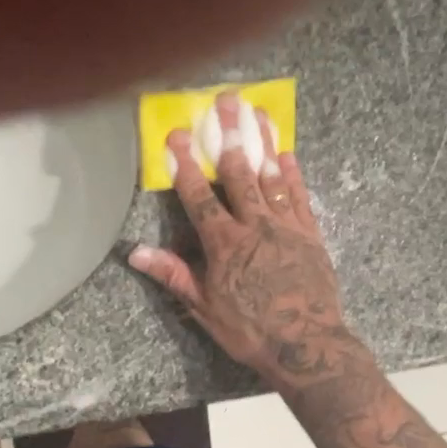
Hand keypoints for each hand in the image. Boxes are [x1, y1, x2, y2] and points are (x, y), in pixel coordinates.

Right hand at [127, 92, 358, 392]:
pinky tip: (286, 153)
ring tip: (258, 112)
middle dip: (230, 136)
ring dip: (264, 142)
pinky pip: (300, 196)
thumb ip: (173, 275)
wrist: (306, 345)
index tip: (178, 135)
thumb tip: (136, 253)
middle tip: (225, 102)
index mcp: (224, 245)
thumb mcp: (204, 308)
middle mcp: (256, 226)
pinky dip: (293, 173)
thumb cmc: (249, 331)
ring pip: (273, 177)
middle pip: (239, 174)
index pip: (199, 198)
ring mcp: (286, 227)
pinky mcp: (310, 234)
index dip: (186, 166)